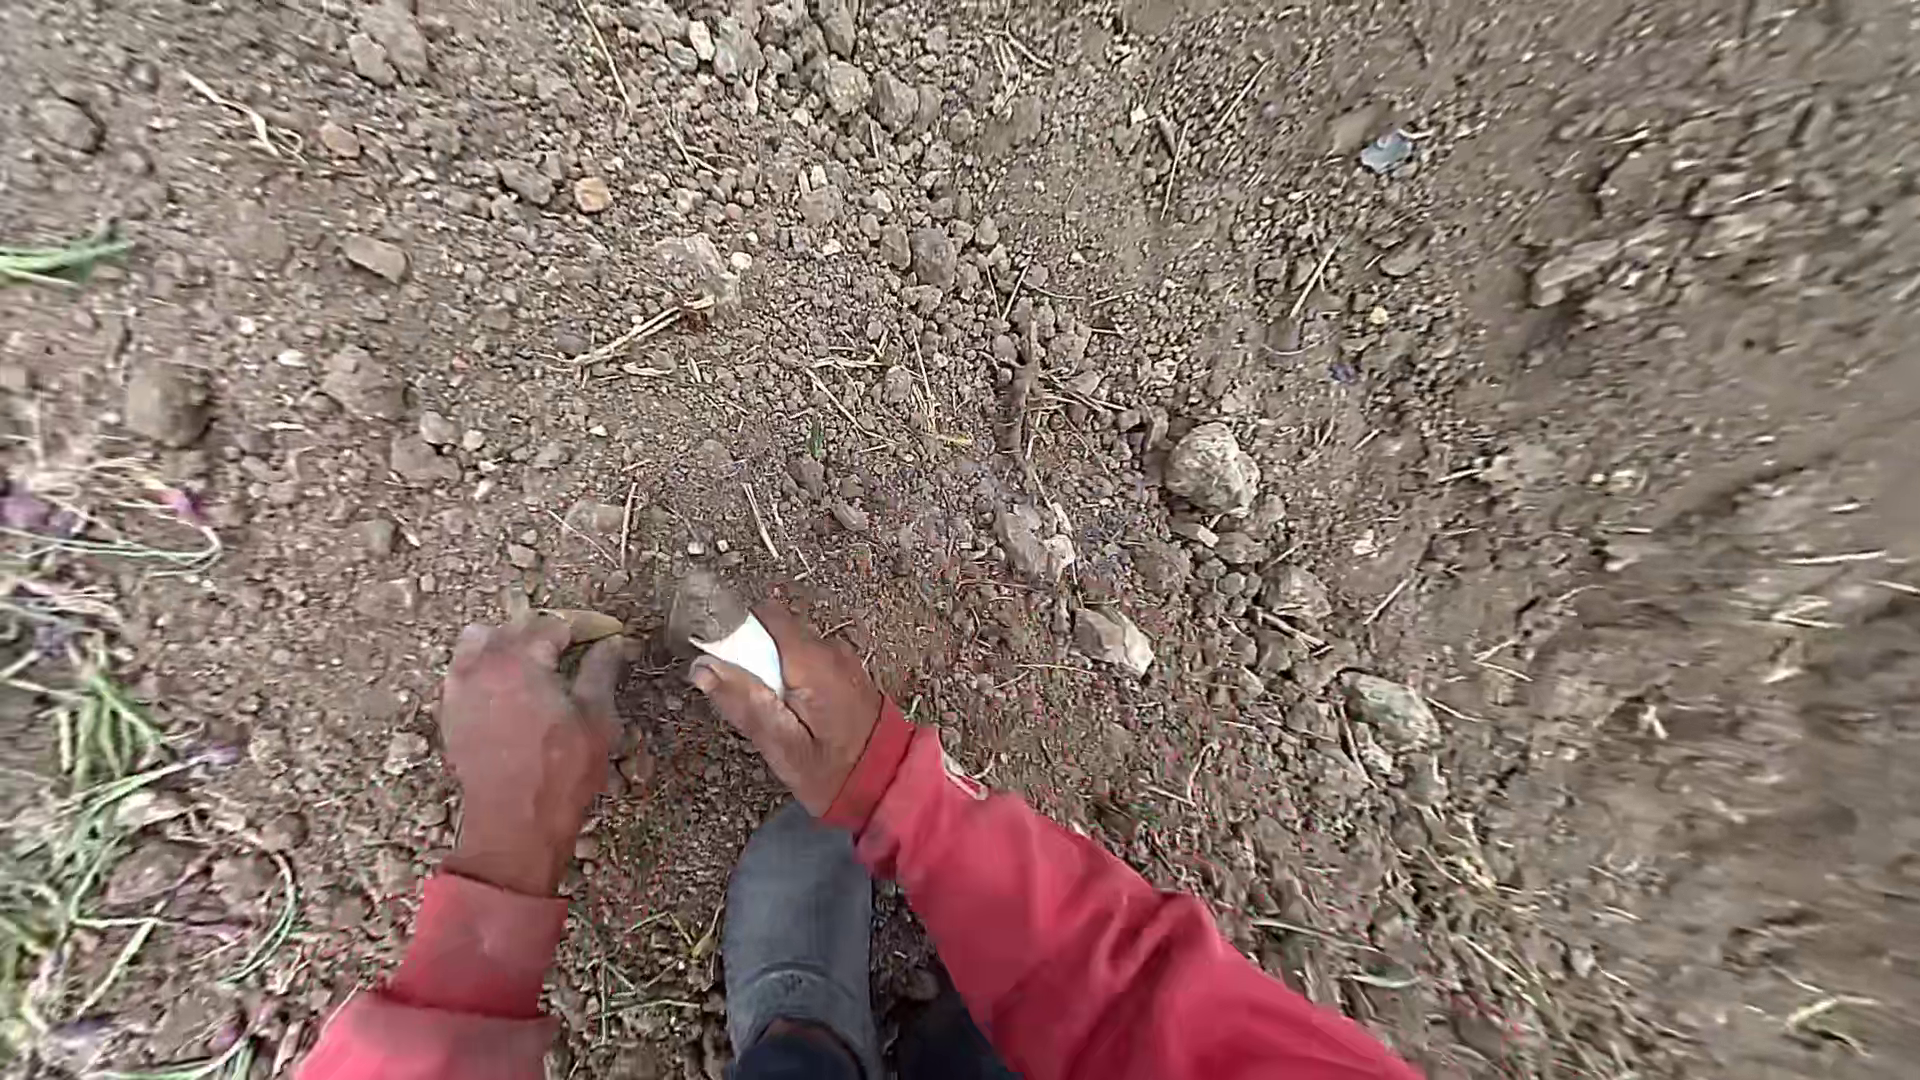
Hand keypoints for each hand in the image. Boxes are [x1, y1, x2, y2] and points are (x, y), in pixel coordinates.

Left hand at [438, 615, 628, 895]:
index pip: (554, 624)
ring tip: (544, 655)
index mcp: (520, 664)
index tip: (610, 634)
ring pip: (479, 643)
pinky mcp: (451, 715)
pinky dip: (488, 663)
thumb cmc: (563, 769)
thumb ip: (602, 669)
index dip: (587, 625)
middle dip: (551, 629)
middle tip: (584, 641)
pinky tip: (514, 680)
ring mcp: (459, 693)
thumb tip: (611, 642)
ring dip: (513, 641)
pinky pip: (463, 670)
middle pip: (514, 627)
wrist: (515, 823)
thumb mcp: (597, 715)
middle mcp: (481, 670)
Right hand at [689, 602, 881, 814]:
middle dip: (752, 655)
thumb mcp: (782, 746)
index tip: (718, 659)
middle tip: (747, 699)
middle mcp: (831, 650)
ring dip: (772, 667)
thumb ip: (745, 703)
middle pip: (777, 630)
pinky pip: (808, 659)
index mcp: (812, 661)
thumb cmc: (834, 771)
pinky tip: (793, 710)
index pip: (766, 615)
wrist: (888, 780)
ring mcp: (842, 658)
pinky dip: (792, 675)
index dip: (736, 629)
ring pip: (791, 645)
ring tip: (772, 711)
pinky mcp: (846, 670)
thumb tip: (704, 668)